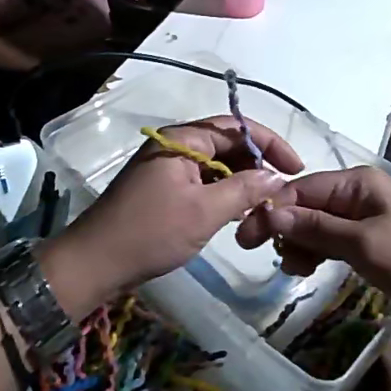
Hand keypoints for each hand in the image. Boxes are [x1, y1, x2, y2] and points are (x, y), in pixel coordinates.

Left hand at [41, 116, 300, 311]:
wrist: (95, 262)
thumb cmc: (150, 232)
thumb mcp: (204, 211)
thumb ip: (244, 190)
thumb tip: (276, 176)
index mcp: (182, 139)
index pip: (235, 127)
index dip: (270, 143)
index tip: (295, 167)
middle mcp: (174, 146)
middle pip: (226, 145)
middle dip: (256, 165)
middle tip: (281, 191)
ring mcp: (167, 168)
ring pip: (216, 166)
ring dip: (241, 182)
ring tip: (265, 205)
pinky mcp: (163, 190)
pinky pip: (202, 183)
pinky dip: (223, 194)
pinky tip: (239, 213)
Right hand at [234, 166, 390, 319]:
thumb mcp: (361, 243)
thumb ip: (314, 227)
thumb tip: (269, 212)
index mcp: (357, 182)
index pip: (301, 189)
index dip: (272, 211)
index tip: (246, 237)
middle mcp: (358, 192)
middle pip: (307, 205)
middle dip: (286, 228)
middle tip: (265, 255)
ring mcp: (365, 215)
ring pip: (317, 224)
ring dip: (300, 243)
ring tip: (294, 268)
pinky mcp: (370, 237)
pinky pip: (332, 238)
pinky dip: (317, 251)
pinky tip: (308, 267)